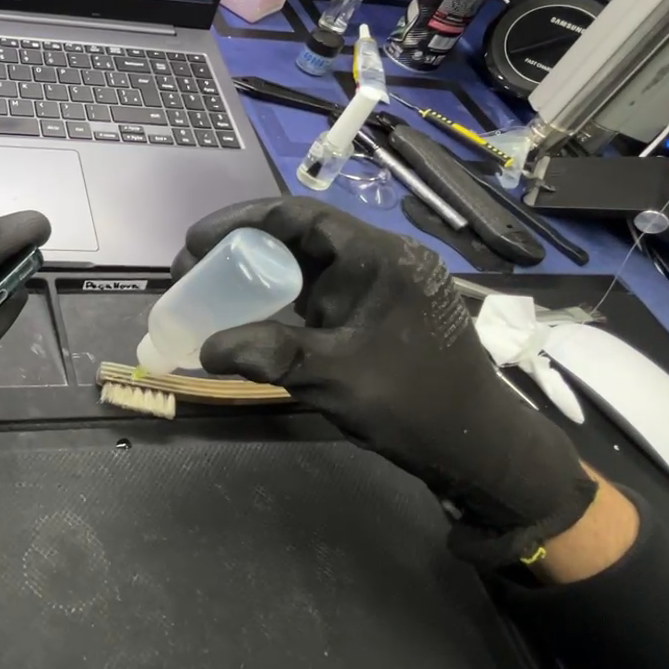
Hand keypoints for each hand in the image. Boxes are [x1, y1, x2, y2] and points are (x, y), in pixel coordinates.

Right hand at [175, 197, 595, 566]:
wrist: (478, 451)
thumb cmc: (417, 405)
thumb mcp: (339, 377)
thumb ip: (272, 355)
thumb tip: (205, 350)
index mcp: (379, 258)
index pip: (300, 216)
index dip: (241, 221)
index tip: (195, 240)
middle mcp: (376, 261)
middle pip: (295, 236)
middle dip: (238, 247)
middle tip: (190, 268)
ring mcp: (373, 287)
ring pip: (300, 264)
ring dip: (252, 272)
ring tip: (205, 287)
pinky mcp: (367, 312)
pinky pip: (311, 292)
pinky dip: (272, 298)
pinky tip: (242, 312)